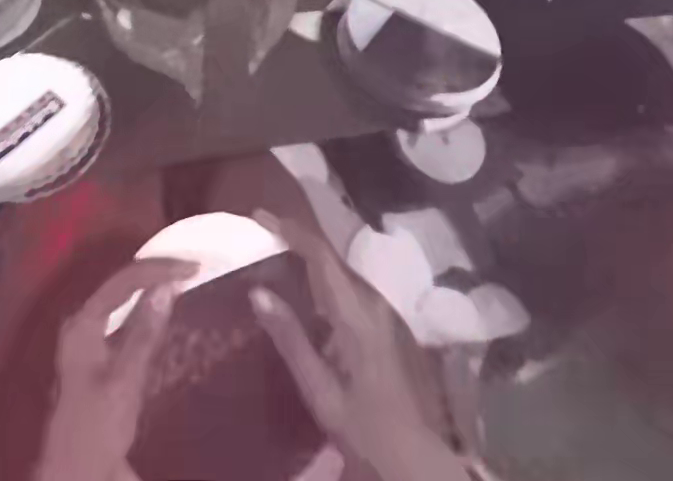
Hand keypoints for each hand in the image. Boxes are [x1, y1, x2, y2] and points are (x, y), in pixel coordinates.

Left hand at [35, 258, 195, 480]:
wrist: (75, 473)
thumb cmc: (97, 425)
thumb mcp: (125, 380)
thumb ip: (144, 333)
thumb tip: (167, 287)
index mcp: (84, 321)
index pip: (124, 280)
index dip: (158, 269)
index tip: (194, 267)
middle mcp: (82, 320)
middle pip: (120, 283)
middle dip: (155, 271)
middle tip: (190, 267)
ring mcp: (87, 335)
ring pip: (121, 297)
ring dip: (150, 285)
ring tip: (181, 277)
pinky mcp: (96, 352)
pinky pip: (122, 315)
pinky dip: (144, 306)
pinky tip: (161, 307)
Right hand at [250, 211, 464, 480]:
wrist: (417, 462)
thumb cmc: (364, 428)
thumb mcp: (319, 389)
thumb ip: (289, 337)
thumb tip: (256, 290)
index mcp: (355, 314)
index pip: (321, 256)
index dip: (291, 230)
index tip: (260, 216)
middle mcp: (372, 303)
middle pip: (331, 257)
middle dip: (296, 238)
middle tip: (261, 232)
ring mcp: (382, 313)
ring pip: (340, 269)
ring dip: (309, 255)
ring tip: (276, 250)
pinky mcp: (384, 325)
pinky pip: (347, 286)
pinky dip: (322, 275)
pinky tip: (305, 287)